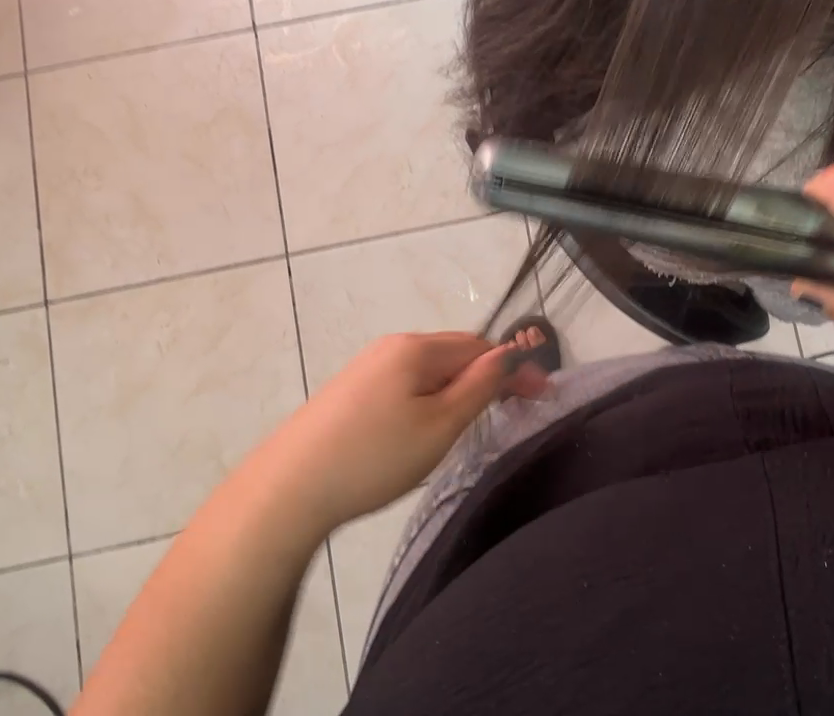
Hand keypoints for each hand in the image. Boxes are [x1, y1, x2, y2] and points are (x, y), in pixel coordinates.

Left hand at [268, 329, 549, 531]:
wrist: (288, 489)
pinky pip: (407, 381)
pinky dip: (432, 394)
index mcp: (417, 348)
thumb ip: (480, 386)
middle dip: (490, 373)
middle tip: (517, 406)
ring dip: (461, 384)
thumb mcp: (440, 425)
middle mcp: (393, 345)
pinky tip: (429, 422)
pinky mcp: (352, 389)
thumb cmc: (374, 457)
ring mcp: (368, 366)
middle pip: (457, 351)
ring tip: (477, 417)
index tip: (545, 395)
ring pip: (431, 368)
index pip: (482, 347)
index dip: (515, 368)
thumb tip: (511, 353)